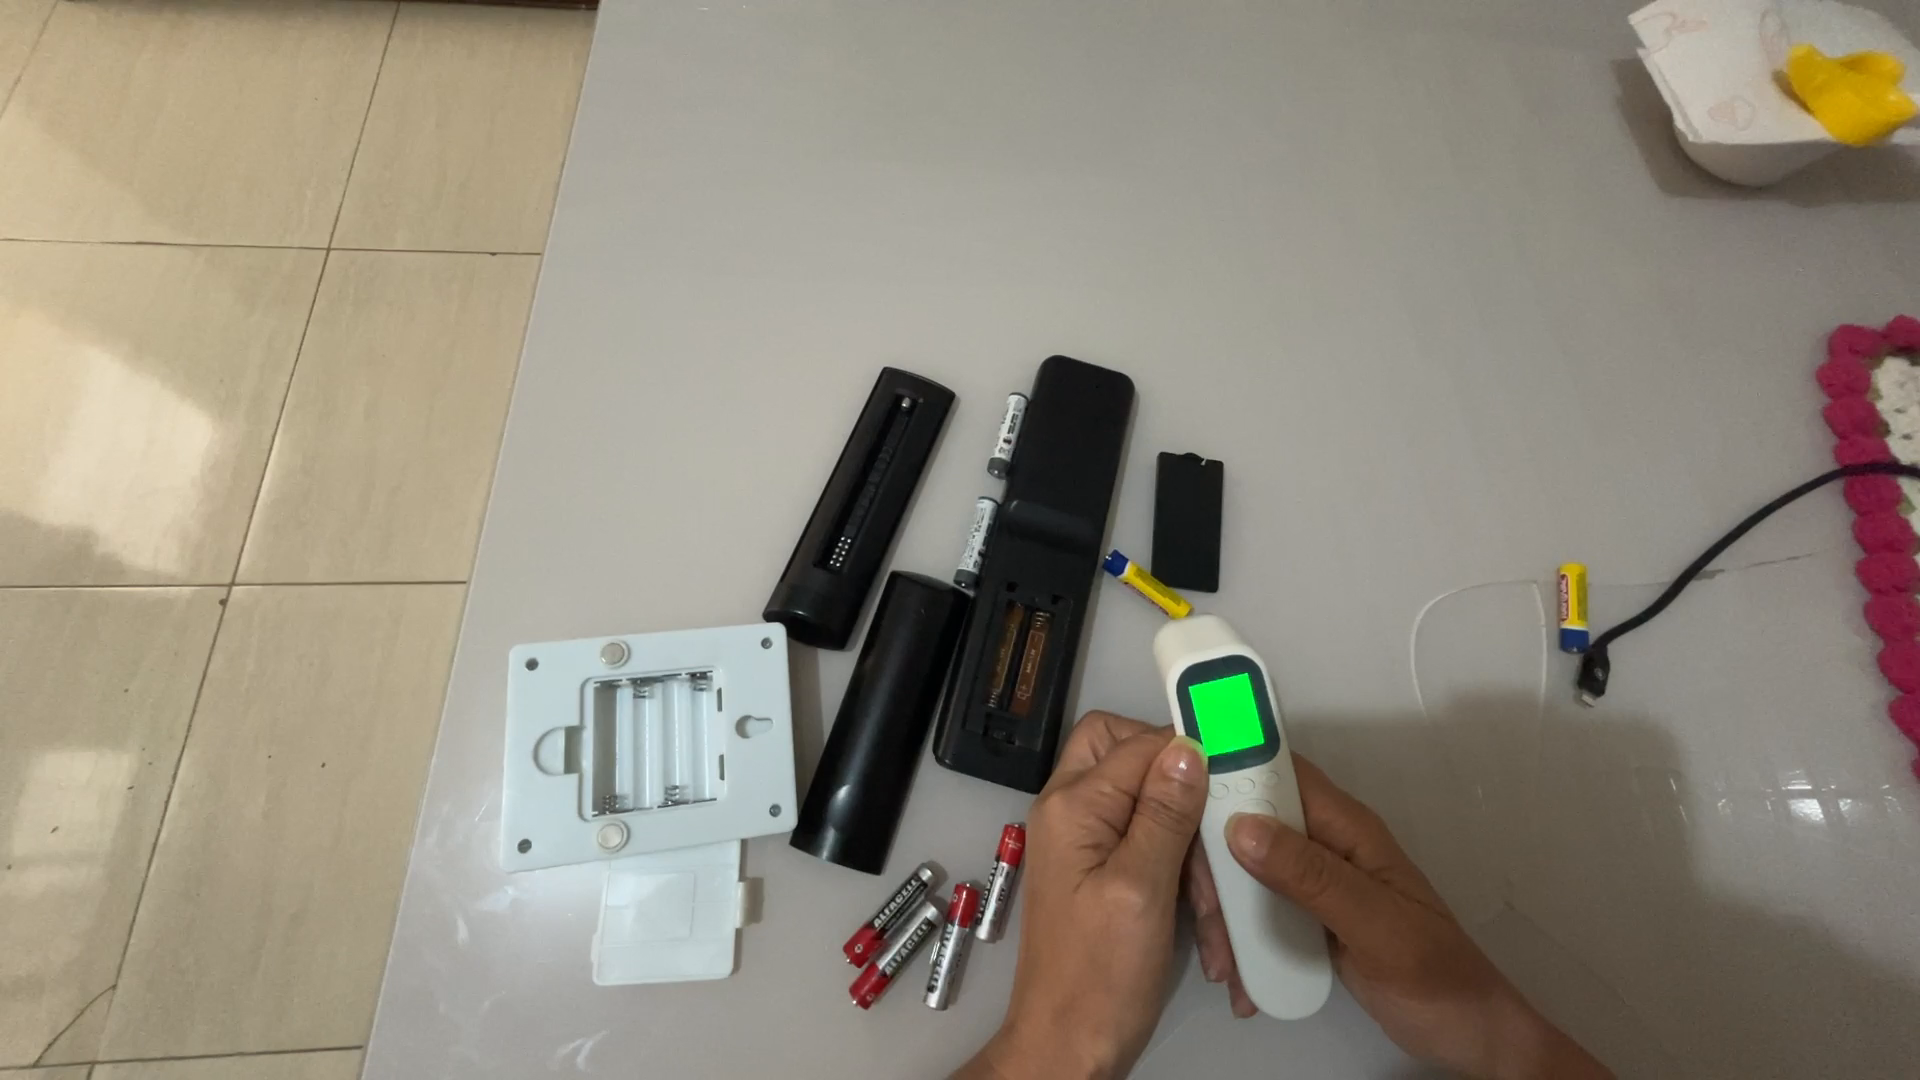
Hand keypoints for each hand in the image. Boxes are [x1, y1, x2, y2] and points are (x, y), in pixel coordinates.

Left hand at [955, 711, 1208, 1079]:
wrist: (1068, 1043)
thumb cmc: (1102, 972)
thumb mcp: (1141, 889)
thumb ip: (1163, 814)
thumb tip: (1186, 746)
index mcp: (1072, 803)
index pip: (1134, 743)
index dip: (1184, 750)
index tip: (1235, 773)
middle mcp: (1069, 806)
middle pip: (1123, 752)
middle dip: (1176, 782)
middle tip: (1214, 822)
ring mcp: (1081, 835)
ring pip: (1140, 798)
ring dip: (1185, 841)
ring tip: (1213, 900)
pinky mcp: (1097, 863)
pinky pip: (1141, 837)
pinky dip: (1175, 866)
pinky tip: (1201, 914)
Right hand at [1195, 753, 1610, 1079]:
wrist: (1470, 1041)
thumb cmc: (1436, 977)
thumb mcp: (1376, 927)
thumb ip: (1311, 876)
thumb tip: (1238, 826)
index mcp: (1341, 824)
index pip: (1273, 768)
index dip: (1224, 762)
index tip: (1174, 785)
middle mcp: (1317, 838)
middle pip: (1241, 818)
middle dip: (1209, 859)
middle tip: (1202, 910)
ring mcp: (1304, 874)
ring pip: (1235, 864)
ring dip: (1218, 907)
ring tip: (1222, 962)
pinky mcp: (1294, 909)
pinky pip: (1247, 904)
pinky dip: (1232, 934)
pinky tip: (1234, 973)